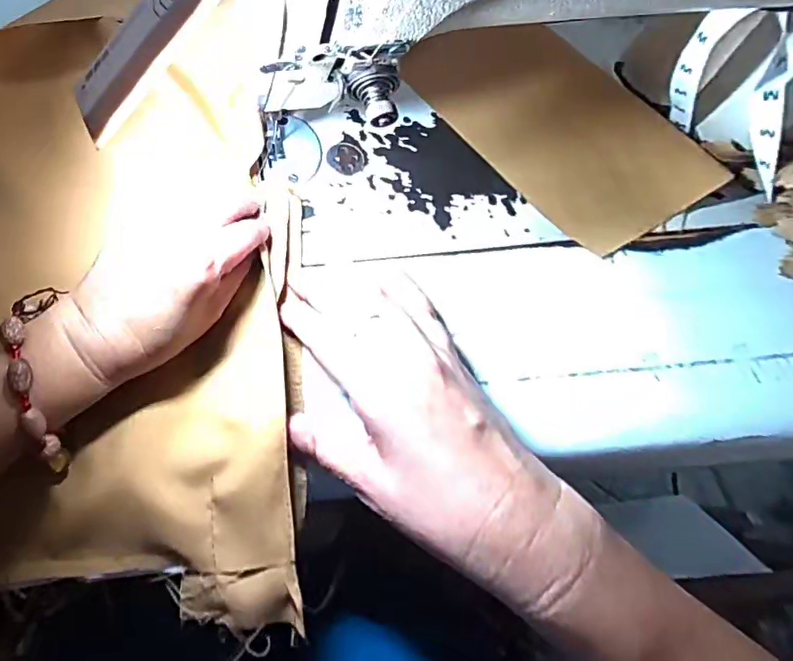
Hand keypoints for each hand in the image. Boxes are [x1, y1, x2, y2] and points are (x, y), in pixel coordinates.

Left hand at [55, 190, 269, 393]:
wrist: (100, 331)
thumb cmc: (155, 336)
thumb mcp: (211, 315)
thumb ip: (237, 276)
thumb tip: (252, 252)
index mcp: (208, 259)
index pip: (252, 228)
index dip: (263, 233)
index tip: (262, 237)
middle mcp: (187, 231)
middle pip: (233, 198)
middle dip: (247, 208)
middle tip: (249, 221)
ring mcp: (162, 218)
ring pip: (206, 194)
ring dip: (220, 204)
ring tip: (220, 222)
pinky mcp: (141, 215)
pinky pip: (176, 198)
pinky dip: (190, 206)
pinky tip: (188, 223)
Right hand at [279, 272, 594, 615]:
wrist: (516, 515)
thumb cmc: (442, 509)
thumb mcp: (374, 486)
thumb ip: (327, 447)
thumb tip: (289, 423)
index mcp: (379, 389)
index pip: (327, 336)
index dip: (298, 317)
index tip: (276, 305)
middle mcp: (405, 356)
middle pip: (353, 305)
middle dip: (317, 289)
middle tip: (291, 280)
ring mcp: (433, 349)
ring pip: (383, 296)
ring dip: (349, 282)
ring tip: (323, 276)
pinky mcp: (452, 352)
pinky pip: (420, 303)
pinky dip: (396, 284)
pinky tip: (382, 278)